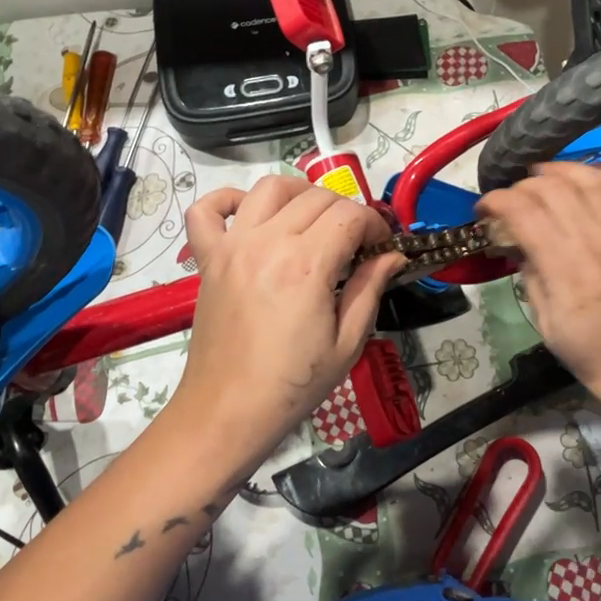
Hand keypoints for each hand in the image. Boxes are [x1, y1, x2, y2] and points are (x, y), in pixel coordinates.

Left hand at [169, 176, 406, 466]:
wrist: (228, 412)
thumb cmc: (293, 384)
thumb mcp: (347, 344)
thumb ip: (369, 289)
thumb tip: (393, 255)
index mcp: (306, 265)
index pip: (350, 214)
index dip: (375, 224)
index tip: (382, 246)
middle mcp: (268, 242)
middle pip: (316, 197)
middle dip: (346, 212)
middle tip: (354, 244)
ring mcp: (233, 245)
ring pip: (270, 188)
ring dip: (299, 194)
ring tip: (313, 221)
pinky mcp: (208, 258)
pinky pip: (207, 209)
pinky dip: (227, 199)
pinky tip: (249, 215)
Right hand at [476, 162, 600, 412]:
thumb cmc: (588, 352)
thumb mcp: (544, 321)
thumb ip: (530, 274)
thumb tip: (516, 241)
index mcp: (567, 271)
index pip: (526, 214)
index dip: (498, 201)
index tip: (483, 207)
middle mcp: (597, 246)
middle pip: (556, 191)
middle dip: (524, 186)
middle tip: (511, 198)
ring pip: (594, 184)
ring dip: (564, 171)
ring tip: (543, 174)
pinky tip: (590, 176)